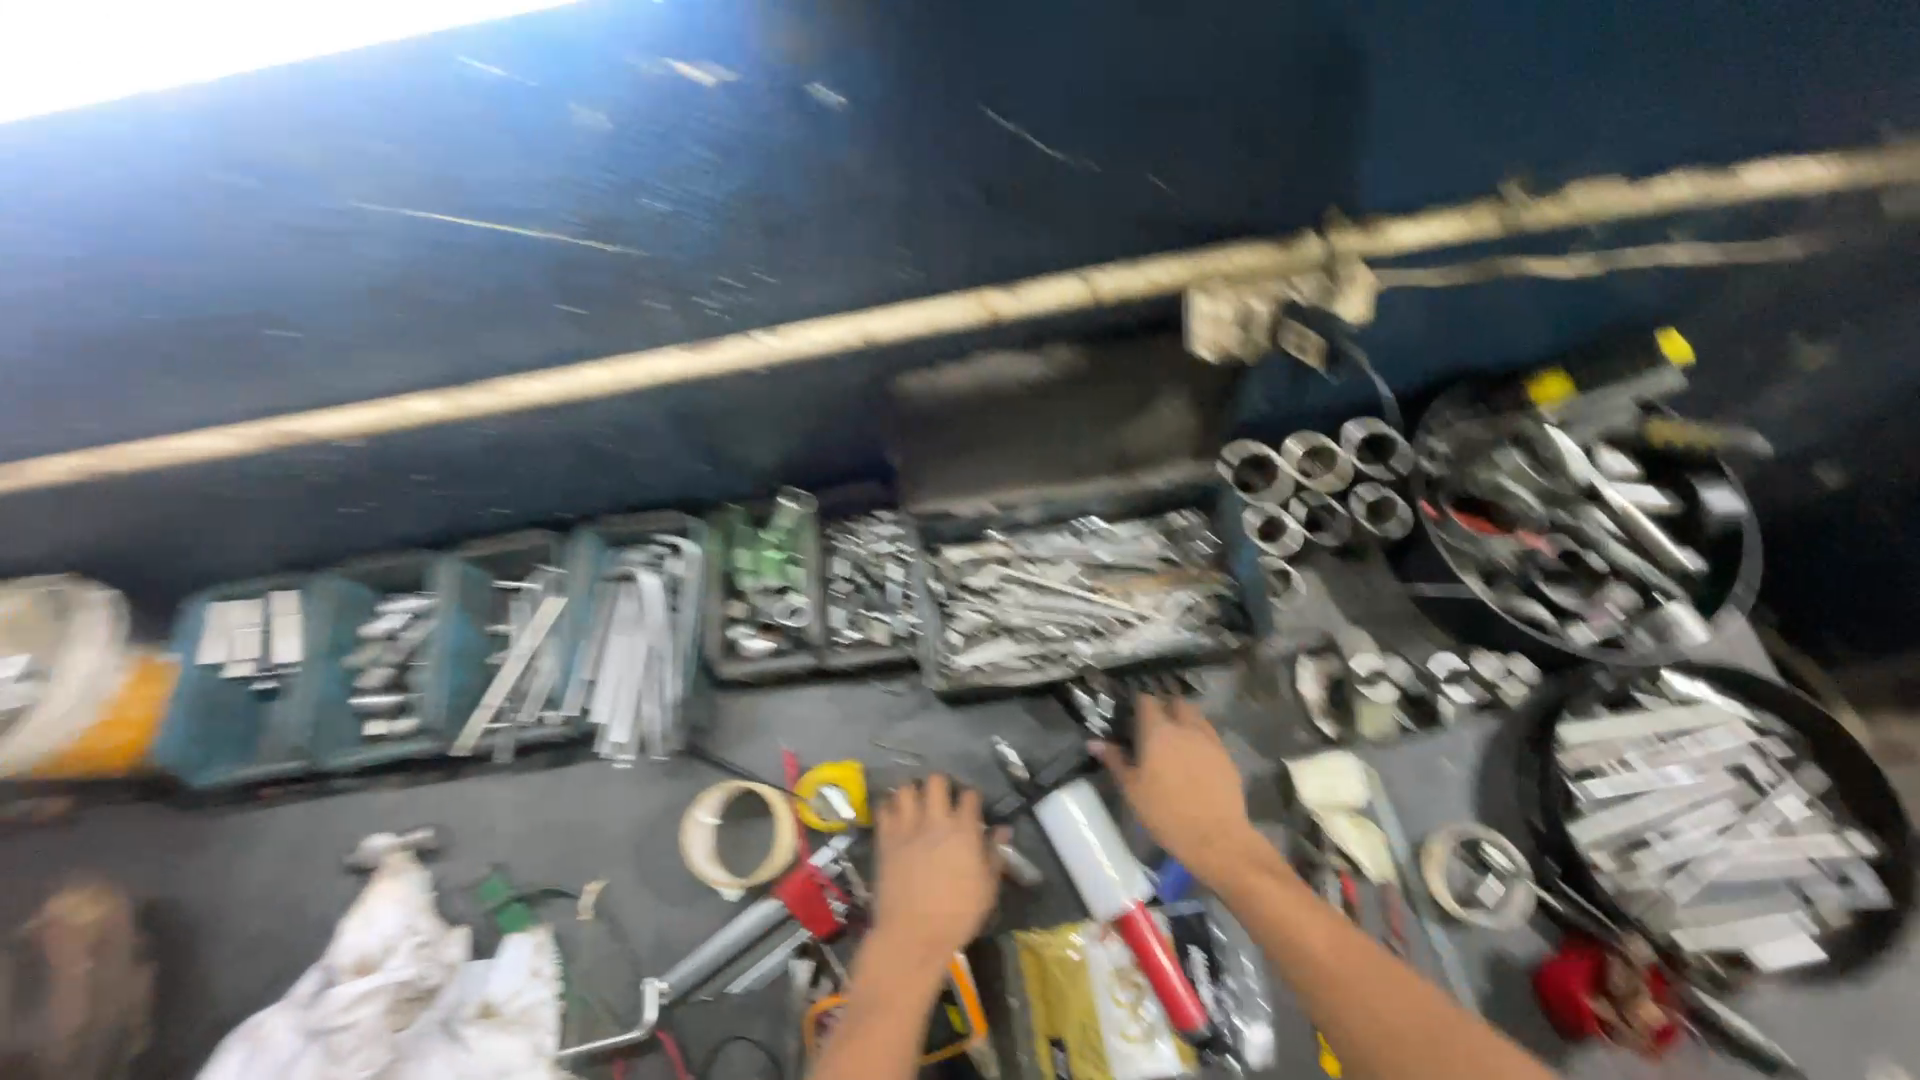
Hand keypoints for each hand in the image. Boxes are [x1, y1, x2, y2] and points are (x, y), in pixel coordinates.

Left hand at [869, 774, 1007, 966]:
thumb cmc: (957, 915)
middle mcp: (935, 821)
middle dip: (941, 785)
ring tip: (916, 804)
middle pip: (936, 781)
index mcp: (964, 831)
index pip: (969, 796)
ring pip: (906, 788)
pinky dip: (889, 807)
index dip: (972, 798)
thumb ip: (994, 854)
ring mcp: (907, 828)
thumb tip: (1003, 830)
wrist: (913, 935)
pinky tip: (895, 816)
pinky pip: (883, 809)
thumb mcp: (987, 888)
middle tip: (941, 799)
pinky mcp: (885, 839)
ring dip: (912, 792)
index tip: (971, 807)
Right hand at [1089, 695, 1259, 882]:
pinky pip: (1210, 736)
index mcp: (1158, 731)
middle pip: (1176, 702)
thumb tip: (1093, 742)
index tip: (1131, 713)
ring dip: (1184, 720)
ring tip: (1175, 740)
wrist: (1215, 837)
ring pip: (1196, 716)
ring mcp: (1210, 740)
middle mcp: (1186, 728)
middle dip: (1165, 706)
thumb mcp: (1131, 789)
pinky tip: (1194, 758)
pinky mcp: (1226, 756)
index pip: (1147, 700)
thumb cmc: (1165, 813)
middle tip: (1154, 724)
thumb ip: (1114, 760)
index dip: (1138, 702)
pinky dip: (1200, 738)